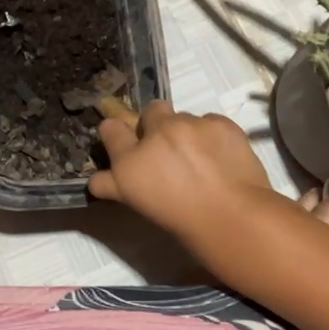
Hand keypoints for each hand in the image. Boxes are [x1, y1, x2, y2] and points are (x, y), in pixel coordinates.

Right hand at [88, 101, 277, 239]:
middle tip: (169, 147)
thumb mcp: (135, 204)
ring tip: (201, 157)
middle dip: (156, 123)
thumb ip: (112, 186)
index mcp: (129, 159)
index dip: (116, 132)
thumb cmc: (180, 218)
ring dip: (187, 131)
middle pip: (150, 111)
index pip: (110, 129)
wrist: (232, 216)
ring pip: (183, 117)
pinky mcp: (220, 123)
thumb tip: (96, 179)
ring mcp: (189, 125)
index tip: (124, 139)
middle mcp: (156, 134)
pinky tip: (220, 156)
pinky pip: (210, 121)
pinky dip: (212, 134)